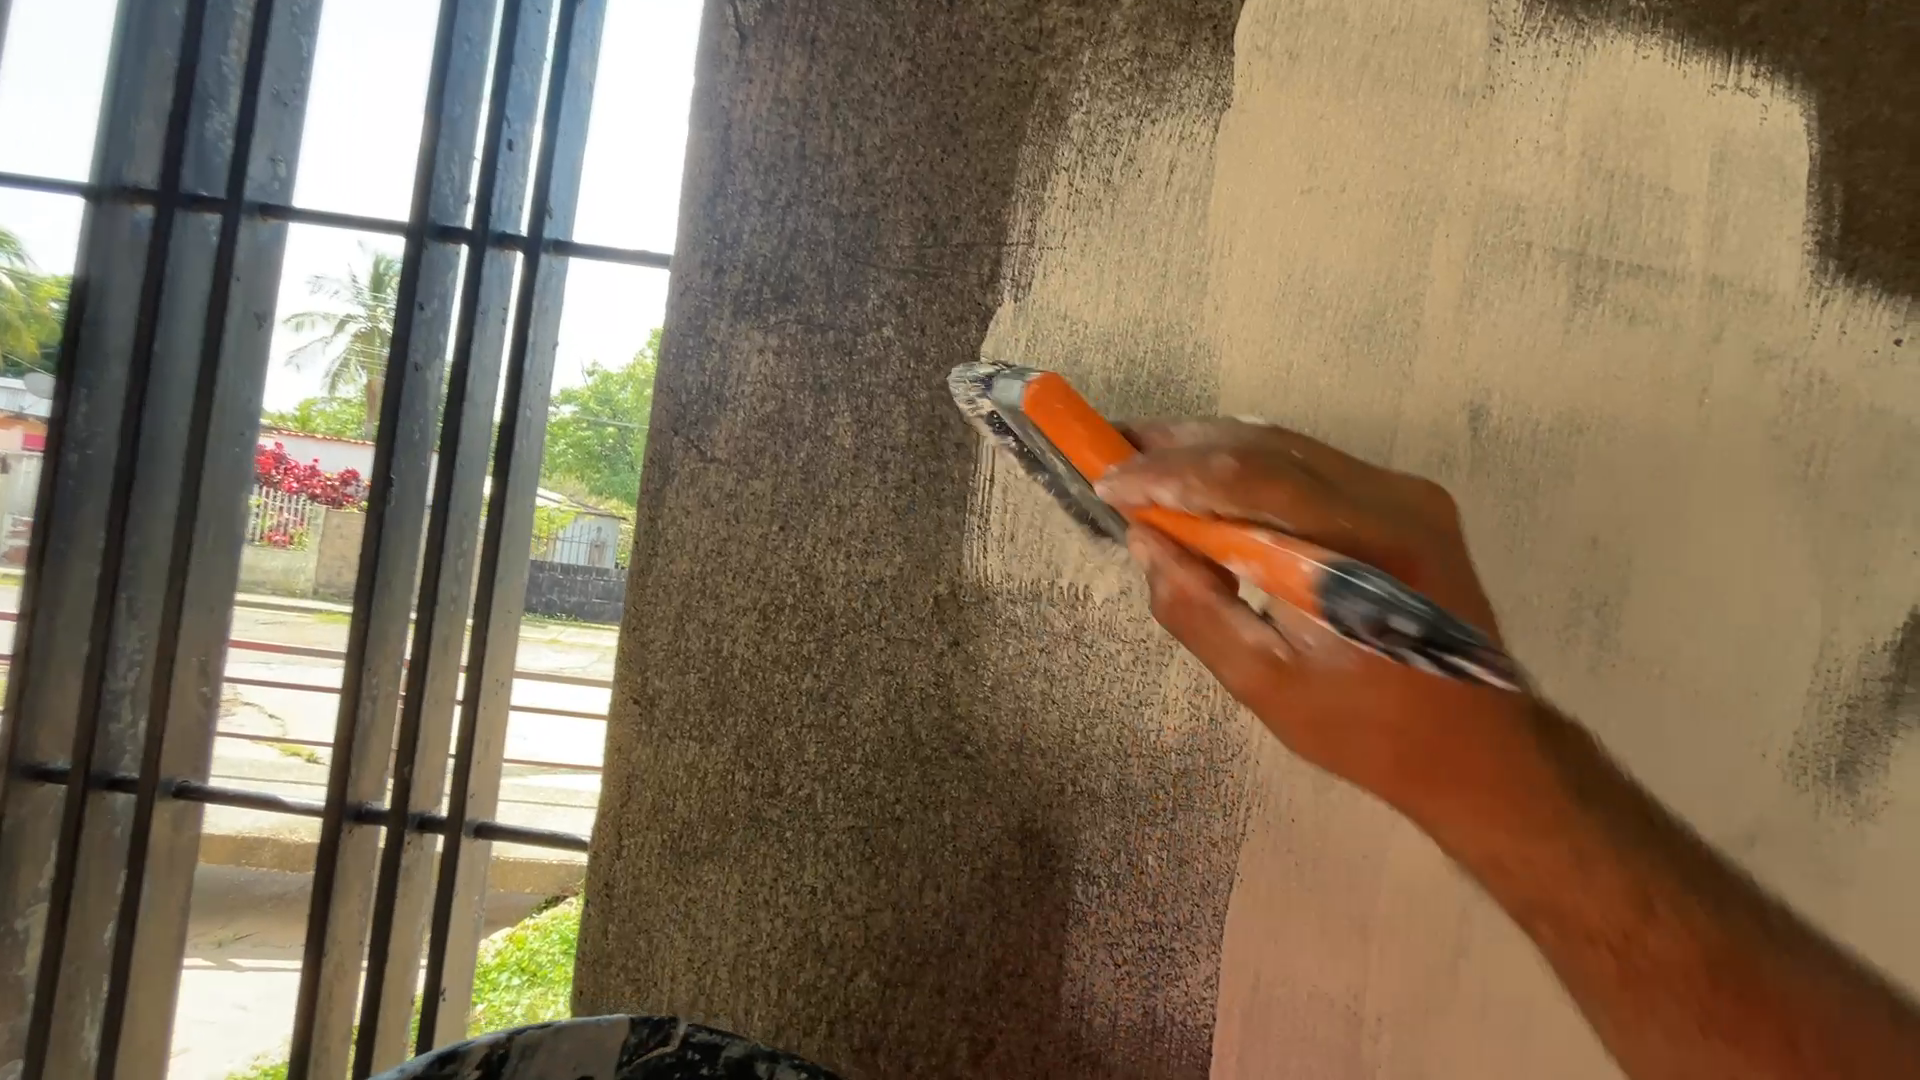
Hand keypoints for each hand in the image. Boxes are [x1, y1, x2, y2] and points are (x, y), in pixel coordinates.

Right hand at [1096, 419, 1536, 815]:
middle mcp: (1392, 500)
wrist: (1480, 745)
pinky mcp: (1403, 498)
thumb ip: (1195, 608)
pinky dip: (1244, 466)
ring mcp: (1404, 492)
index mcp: (1364, 550)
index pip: (1249, 479)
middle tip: (1111, 451)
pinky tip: (1203, 482)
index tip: (1106, 481)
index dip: (1168, 472)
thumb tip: (1144, 541)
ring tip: (1143, 461)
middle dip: (1178, 447)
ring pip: (1283, 446)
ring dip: (1207, 451)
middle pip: (1264, 446)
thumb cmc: (1367, 729)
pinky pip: (1305, 464)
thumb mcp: (1263, 685)